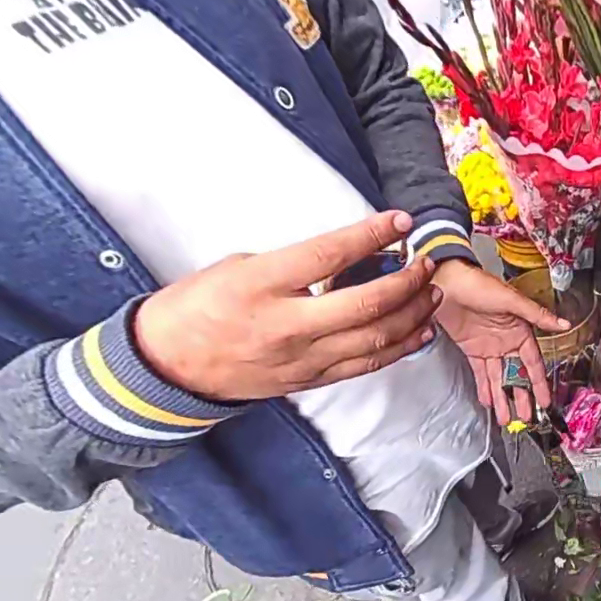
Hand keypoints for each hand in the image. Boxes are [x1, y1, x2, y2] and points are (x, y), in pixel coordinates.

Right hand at [133, 211, 440, 400]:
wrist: (168, 365)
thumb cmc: (200, 307)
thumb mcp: (239, 268)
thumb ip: (297, 264)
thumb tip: (353, 253)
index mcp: (259, 286)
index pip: (328, 255)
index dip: (371, 235)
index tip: (401, 221)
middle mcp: (286, 325)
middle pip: (367, 303)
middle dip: (408, 280)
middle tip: (426, 263)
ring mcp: (305, 357)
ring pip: (378, 337)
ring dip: (415, 312)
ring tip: (432, 291)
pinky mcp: (316, 378)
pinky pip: (371, 363)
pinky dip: (405, 345)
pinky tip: (424, 328)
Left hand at [430, 261, 568, 425]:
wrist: (445, 282)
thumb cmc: (479, 284)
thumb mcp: (512, 300)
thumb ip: (538, 316)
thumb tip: (564, 324)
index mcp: (521, 331)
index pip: (533, 363)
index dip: (540, 383)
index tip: (545, 401)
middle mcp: (507, 342)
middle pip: (517, 375)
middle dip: (521, 397)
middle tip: (524, 417)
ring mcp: (489, 347)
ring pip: (499, 379)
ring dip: (503, 398)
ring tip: (506, 418)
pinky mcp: (471, 349)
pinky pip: (481, 373)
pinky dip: (484, 388)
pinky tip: (489, 402)